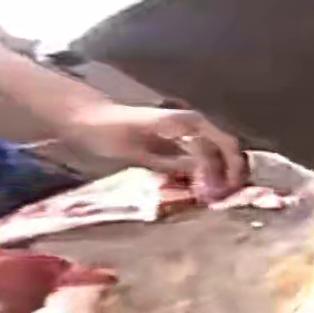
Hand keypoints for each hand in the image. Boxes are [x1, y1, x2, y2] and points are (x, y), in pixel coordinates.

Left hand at [60, 103, 248, 200]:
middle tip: (225, 194)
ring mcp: (193, 134)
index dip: (231, 166)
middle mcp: (199, 127)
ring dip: (220, 174)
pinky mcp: (184, 142)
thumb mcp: (134, 151)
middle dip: (230, 173)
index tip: (227, 187)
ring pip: (219, 156)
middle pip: (227, 151)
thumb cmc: (104, 132)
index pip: (225, 145)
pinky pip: (206, 158)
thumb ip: (170, 162)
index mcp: (191, 124)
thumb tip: (204, 176)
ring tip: (214, 193)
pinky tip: (201, 187)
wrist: (82, 118)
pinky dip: (207, 173)